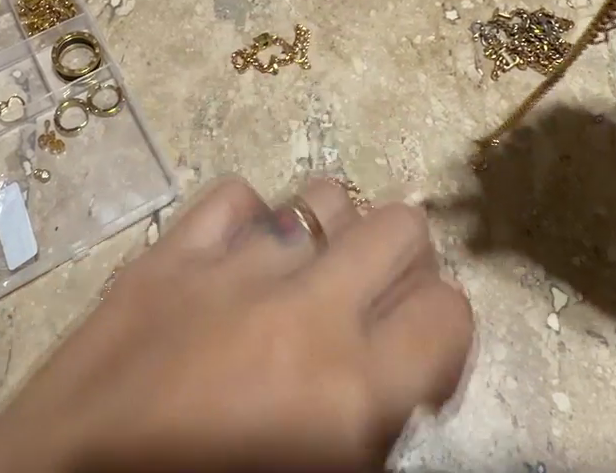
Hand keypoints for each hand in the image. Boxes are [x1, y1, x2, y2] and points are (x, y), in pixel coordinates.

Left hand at [0, 177, 473, 472]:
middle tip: (371, 310)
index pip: (448, 312)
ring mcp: (230, 267)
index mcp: (352, 389)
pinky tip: (235, 257)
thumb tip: (386, 370)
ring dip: (332, 233)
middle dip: (402, 265)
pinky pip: (235, 194)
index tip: (415, 364)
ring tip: (305, 276)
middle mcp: (304, 309)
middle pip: (401, 226)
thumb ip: (371, 422)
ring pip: (324, 193)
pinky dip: (249, 219)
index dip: (443, 336)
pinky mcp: (167, 252)